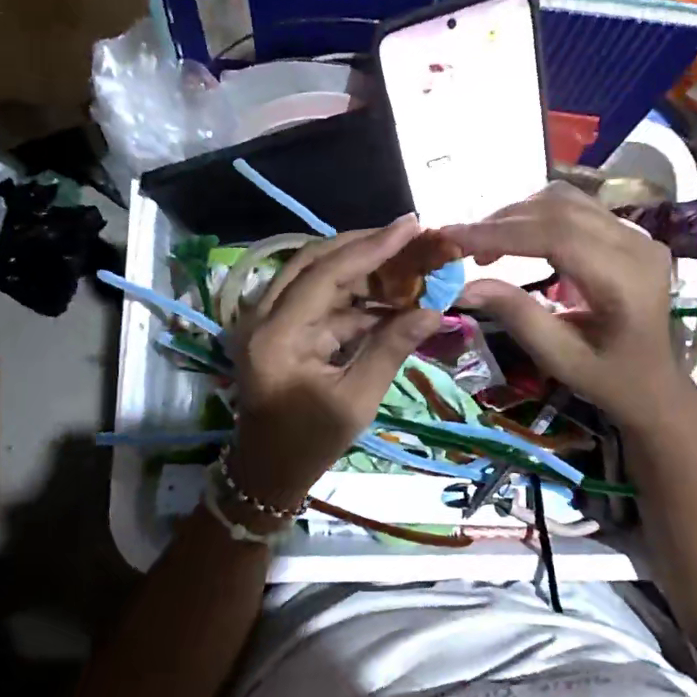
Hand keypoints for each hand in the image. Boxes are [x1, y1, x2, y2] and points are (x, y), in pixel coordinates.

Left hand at [226, 217, 442, 509]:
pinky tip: (389, 298)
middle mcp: (264, 315)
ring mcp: (268, 320)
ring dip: (361, 269)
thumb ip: (390, 348)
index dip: (373, 248)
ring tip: (407, 262)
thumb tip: (433, 311)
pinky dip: (354, 297)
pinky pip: (319, 300)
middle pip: (316, 262)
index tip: (411, 225)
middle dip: (365, 246)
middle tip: (410, 235)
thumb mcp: (356, 400)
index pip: (327, 274)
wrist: (268, 471)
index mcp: (277, 334)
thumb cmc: (310, 442)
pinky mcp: (280, 329)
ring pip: (317, 276)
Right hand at [444, 183, 685, 427]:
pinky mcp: (628, 233)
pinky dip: (537, 215)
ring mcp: (637, 234)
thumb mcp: (559, 359)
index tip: (453, 238)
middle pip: (560, 209)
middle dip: (503, 221)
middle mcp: (637, 245)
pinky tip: (515, 237)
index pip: (557, 235)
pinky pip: (577, 207)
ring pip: (566, 200)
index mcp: (626, 280)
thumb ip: (517, 316)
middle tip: (460, 244)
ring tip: (484, 243)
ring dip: (518, 213)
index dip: (501, 233)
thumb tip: (464, 286)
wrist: (654, 384)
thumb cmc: (609, 379)